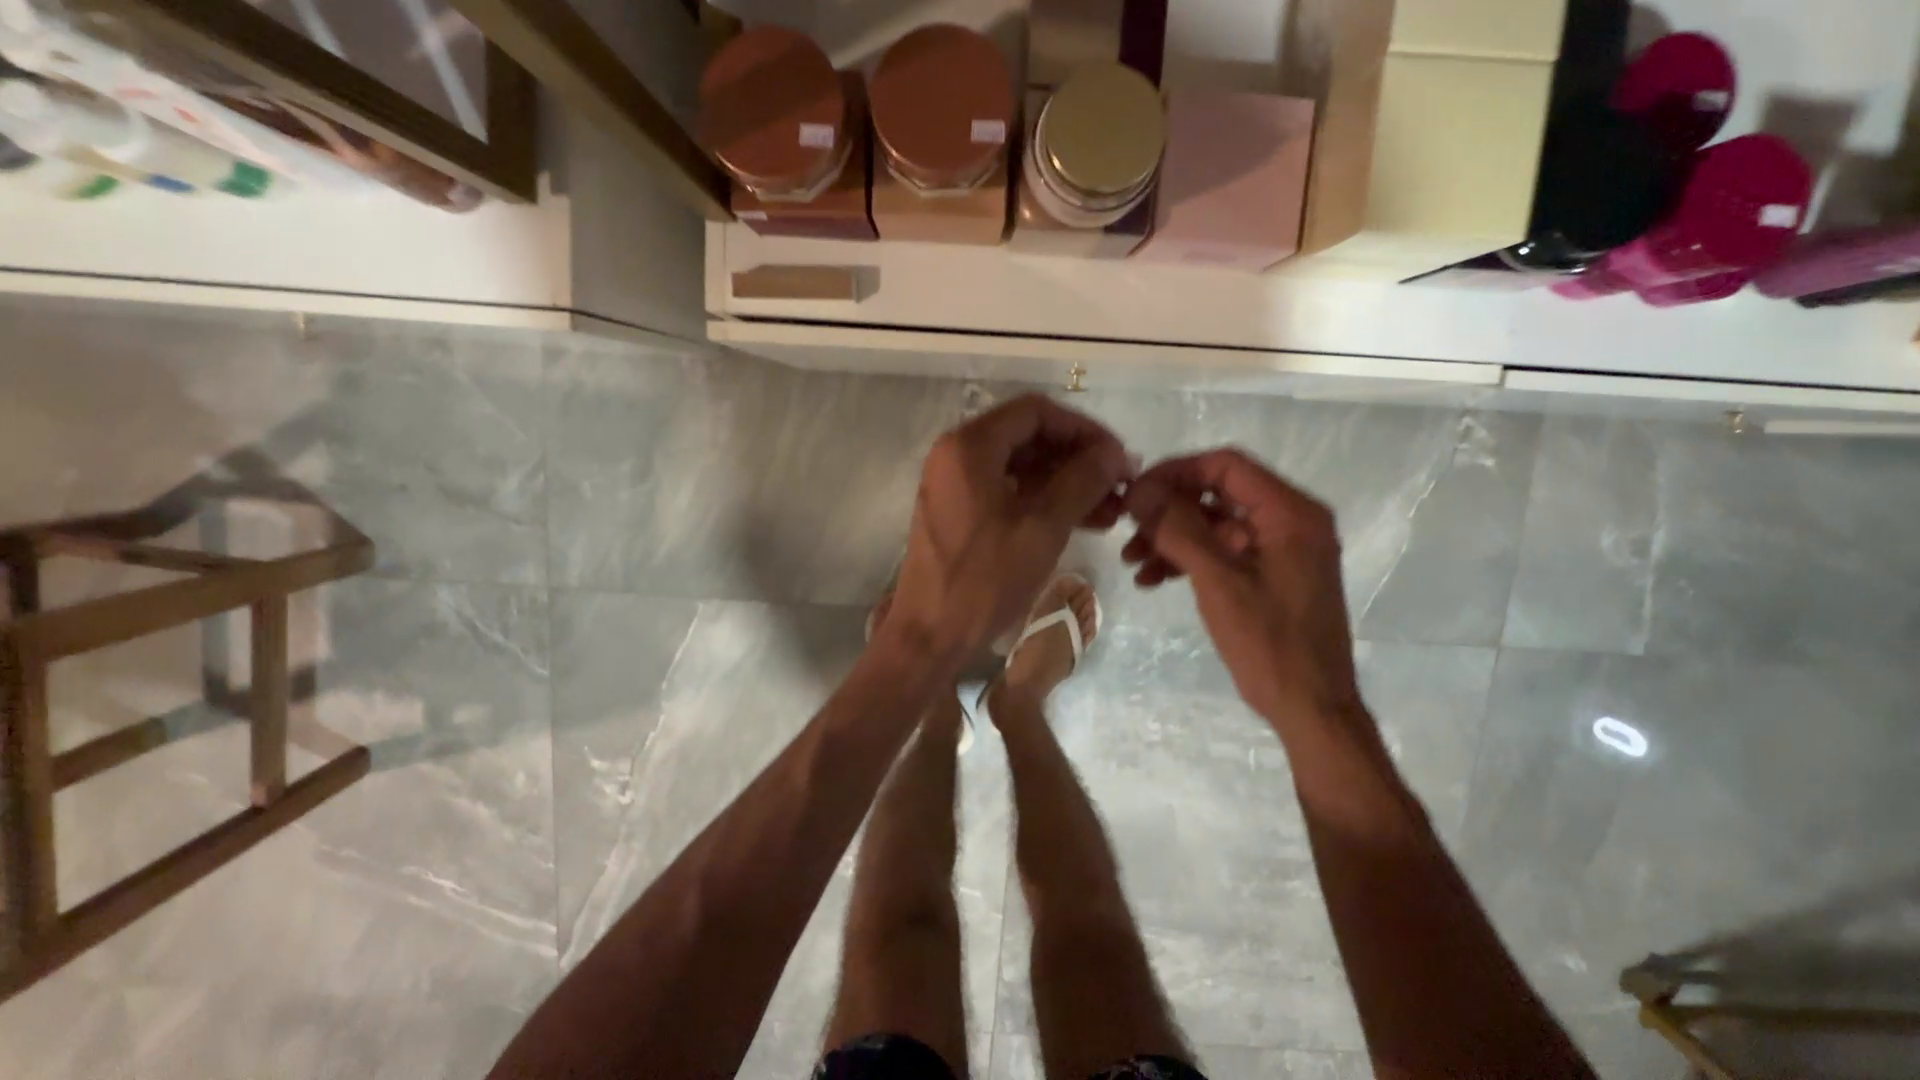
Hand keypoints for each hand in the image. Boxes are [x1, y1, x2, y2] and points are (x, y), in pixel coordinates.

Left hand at [887, 395, 1131, 663]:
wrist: (930, 636)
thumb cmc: (984, 581)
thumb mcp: (1043, 528)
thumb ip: (1083, 481)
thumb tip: (1116, 454)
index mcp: (969, 446)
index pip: (1037, 412)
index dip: (1084, 430)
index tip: (1119, 457)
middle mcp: (956, 454)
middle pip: (1029, 437)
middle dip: (1078, 459)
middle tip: (1120, 486)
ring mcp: (954, 484)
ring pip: (1021, 467)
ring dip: (1066, 483)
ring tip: (1112, 510)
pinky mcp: (958, 511)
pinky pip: (1008, 491)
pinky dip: (1044, 501)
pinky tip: (1084, 522)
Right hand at [1121, 449, 1362, 732]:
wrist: (1312, 708)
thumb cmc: (1270, 643)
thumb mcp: (1219, 582)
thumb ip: (1178, 529)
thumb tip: (1138, 490)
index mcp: (1291, 512)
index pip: (1226, 466)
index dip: (1175, 473)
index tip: (1134, 494)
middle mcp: (1292, 521)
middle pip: (1219, 495)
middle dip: (1169, 511)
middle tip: (1126, 530)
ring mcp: (1284, 550)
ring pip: (1217, 526)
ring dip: (1173, 538)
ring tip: (1132, 562)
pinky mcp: (1274, 576)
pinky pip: (1225, 553)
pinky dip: (1190, 561)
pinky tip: (1153, 580)